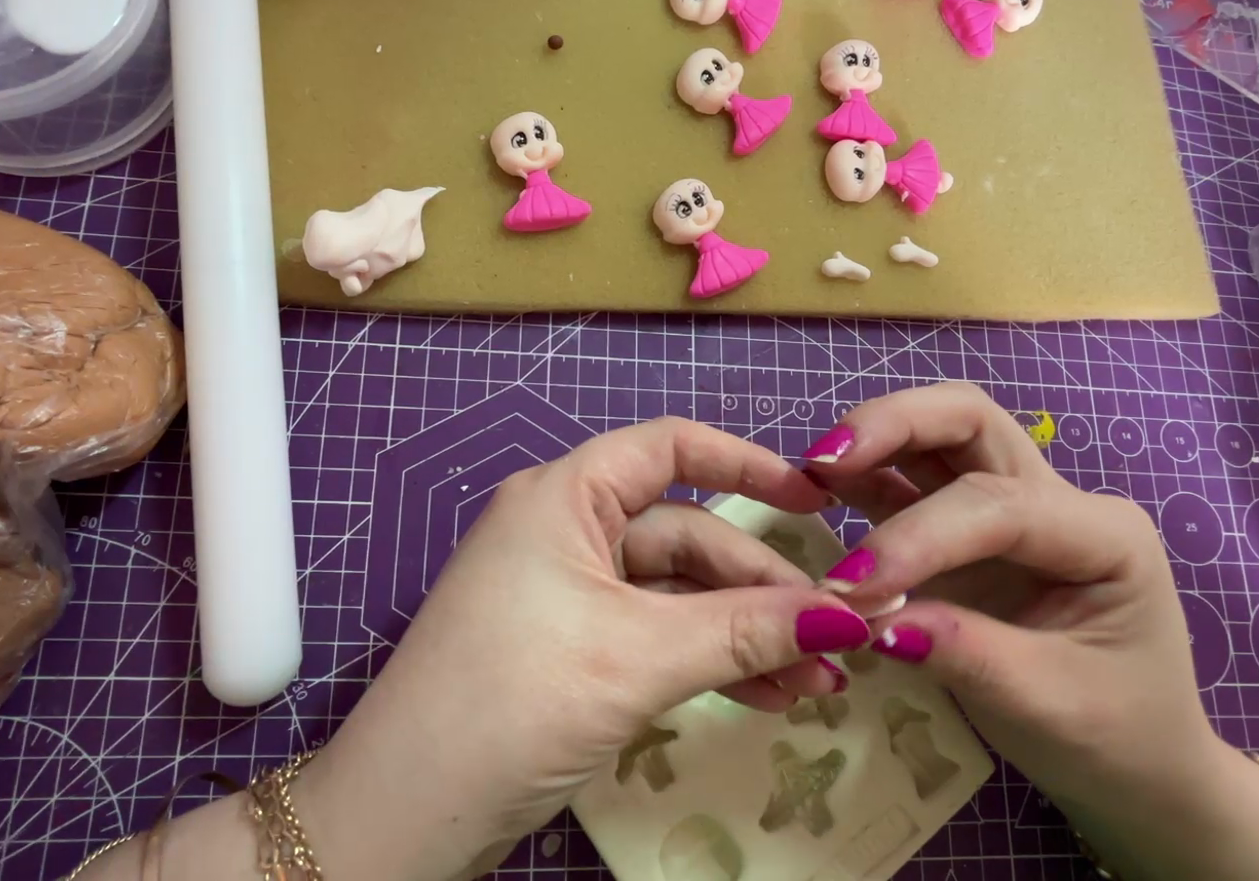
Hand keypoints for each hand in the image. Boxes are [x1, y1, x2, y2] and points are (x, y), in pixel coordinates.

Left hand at [296, 417, 868, 880]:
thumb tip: (850, 616)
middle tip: (838, 635)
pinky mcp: (571, 647)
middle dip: (760, 584)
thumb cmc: (515, 697)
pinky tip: (766, 695)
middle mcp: (564, 529)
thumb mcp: (637, 657)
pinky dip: (708, 658)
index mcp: (564, 495)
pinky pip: (655, 634)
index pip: (668, 449)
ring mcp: (567, 591)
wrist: (408, 809)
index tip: (815, 500)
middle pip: (684, 534)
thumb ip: (745, 630)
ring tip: (817, 680)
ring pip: (675, 592)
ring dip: (744, 631)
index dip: (745, 465)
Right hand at [800, 383, 1258, 880]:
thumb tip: (863, 619)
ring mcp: (1004, 503)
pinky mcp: (959, 525)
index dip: (916, 538)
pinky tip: (819, 489)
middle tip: (823, 460)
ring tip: (812, 468)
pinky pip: (906, 478)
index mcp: (1103, 535)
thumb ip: (962, 652)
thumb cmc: (1112, 735)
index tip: (848, 588)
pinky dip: (862, 475)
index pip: (996, 505)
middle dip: (892, 425)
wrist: (1134, 764)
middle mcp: (1055, 496)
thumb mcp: (1049, 706)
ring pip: (934, 432)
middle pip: (968, 419)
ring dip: (871, 438)